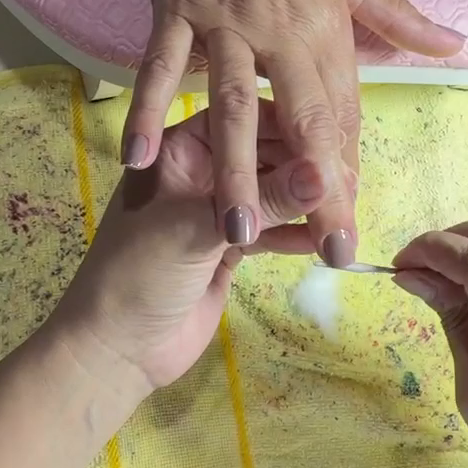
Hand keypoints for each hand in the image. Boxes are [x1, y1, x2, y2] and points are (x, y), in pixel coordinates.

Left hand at [51, 100, 332, 393]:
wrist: (117, 348)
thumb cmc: (139, 271)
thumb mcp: (198, 228)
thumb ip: (264, 201)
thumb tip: (327, 175)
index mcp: (180, 148)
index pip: (243, 120)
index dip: (288, 127)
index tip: (334, 137)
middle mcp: (201, 170)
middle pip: (263, 157)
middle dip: (303, 170)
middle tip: (349, 182)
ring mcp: (216, 209)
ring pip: (271, 196)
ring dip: (305, 206)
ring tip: (346, 214)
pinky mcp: (230, 246)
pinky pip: (271, 232)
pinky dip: (296, 236)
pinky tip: (325, 241)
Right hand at [117, 0, 465, 267]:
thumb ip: (400, 15)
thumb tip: (456, 43)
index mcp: (323, 24)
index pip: (343, 110)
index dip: (349, 169)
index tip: (353, 223)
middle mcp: (278, 30)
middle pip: (300, 122)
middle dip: (313, 191)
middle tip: (324, 252)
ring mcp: (223, 23)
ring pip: (233, 107)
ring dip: (235, 170)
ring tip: (236, 232)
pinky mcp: (174, 13)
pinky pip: (159, 69)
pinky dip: (146, 111)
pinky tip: (139, 161)